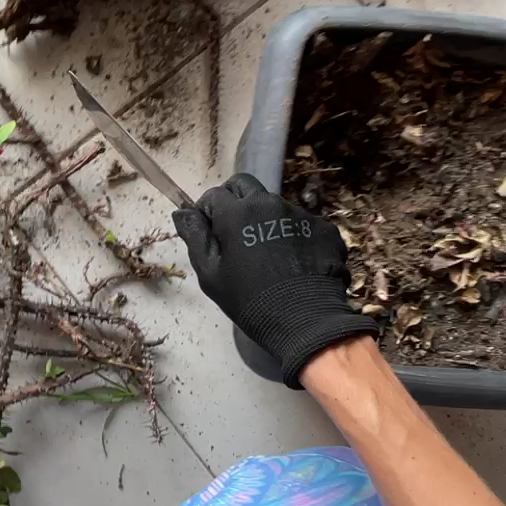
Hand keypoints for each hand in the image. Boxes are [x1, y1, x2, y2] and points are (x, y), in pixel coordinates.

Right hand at [172, 173, 377, 385]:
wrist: (304, 320)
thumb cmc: (248, 299)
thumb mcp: (210, 273)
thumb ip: (194, 236)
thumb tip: (182, 211)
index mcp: (237, 213)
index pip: (214, 194)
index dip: (207, 212)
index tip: (209, 231)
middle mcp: (269, 203)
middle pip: (244, 185)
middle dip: (234, 201)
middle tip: (234, 232)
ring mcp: (300, 214)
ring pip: (273, 205)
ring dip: (264, 219)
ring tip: (267, 254)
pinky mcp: (324, 228)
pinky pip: (300, 223)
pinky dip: (292, 236)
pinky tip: (292, 262)